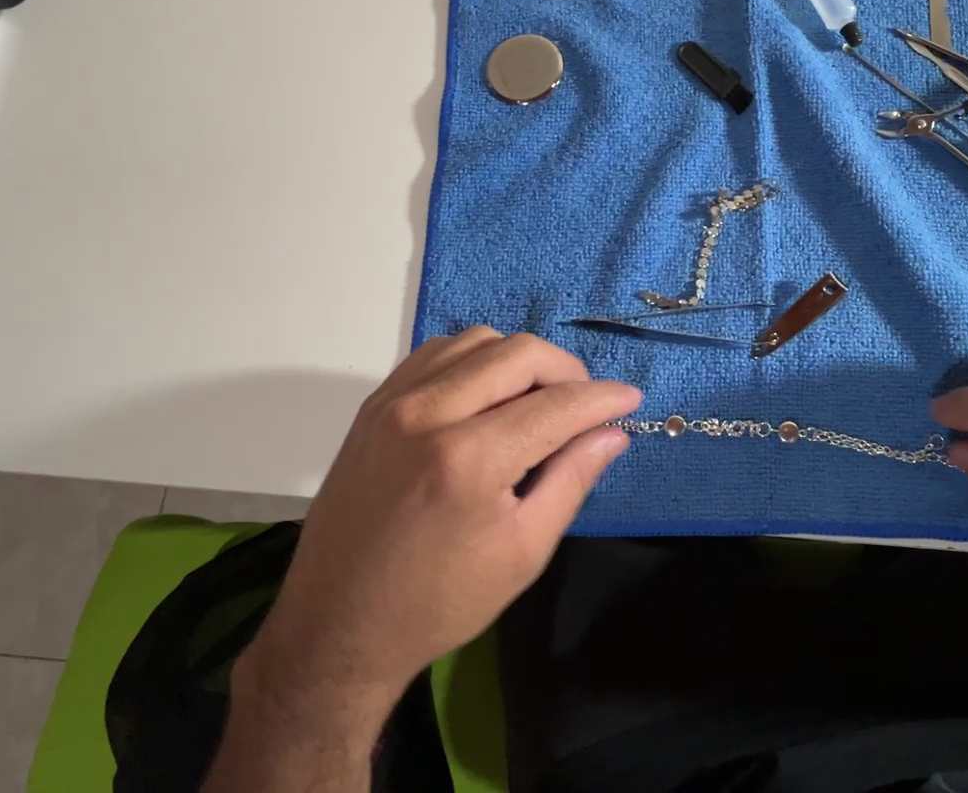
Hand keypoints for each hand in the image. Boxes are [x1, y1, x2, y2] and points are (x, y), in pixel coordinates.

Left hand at [243, 327, 639, 711]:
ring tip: (537, 401)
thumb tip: (612, 433)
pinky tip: (487, 395)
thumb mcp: (524, 551)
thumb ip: (573, 479)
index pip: (556, 405)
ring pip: (477, 341)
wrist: (337, 626)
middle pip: (519, 353)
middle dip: (567, 370)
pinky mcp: (374, 405)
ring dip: (520, 361)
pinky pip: (437, 353)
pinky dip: (475, 361)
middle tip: (585, 404)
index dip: (602, 398)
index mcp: (469, 459)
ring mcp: (394, 402)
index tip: (630, 399)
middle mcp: (428, 413)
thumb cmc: (439, 602)